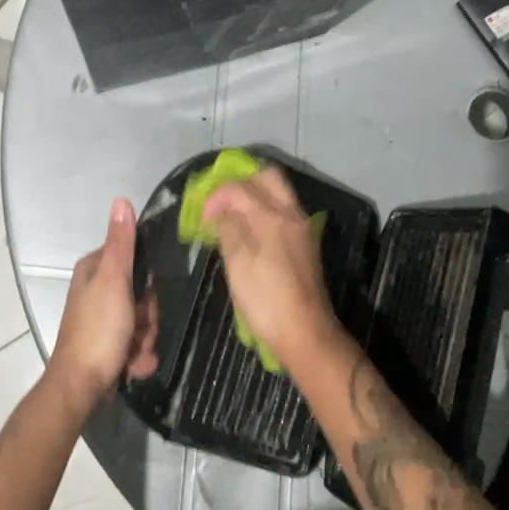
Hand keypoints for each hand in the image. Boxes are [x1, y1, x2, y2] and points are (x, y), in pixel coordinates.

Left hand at [49, 199, 157, 411]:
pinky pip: (137, 342)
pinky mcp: (109, 343)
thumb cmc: (98, 330)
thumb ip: (121, 243)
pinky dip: (139, 354)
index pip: (135, 257)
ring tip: (135, 350)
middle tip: (140, 327)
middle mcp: (96, 290)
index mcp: (94, 270)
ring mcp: (103, 319)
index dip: (148, 276)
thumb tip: (121, 200)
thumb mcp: (113, 281)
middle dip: (148, 315)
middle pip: (143, 293)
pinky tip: (133, 364)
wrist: (81, 386)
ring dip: (146, 338)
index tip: (149, 292)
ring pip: (144, 319)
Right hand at [203, 168, 341, 371]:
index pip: (239, 188)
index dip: (215, 198)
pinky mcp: (306, 243)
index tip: (202, 220)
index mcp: (272, 216)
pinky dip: (266, 210)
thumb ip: (229, 231)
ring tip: (233, 217)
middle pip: (268, 177)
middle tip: (222, 203)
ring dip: (255, 196)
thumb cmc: (266, 299)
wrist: (306, 332)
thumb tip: (223, 216)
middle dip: (241, 183)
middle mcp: (291, 213)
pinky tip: (252, 232)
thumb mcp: (237, 264)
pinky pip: (284, 211)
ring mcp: (302, 228)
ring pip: (279, 193)